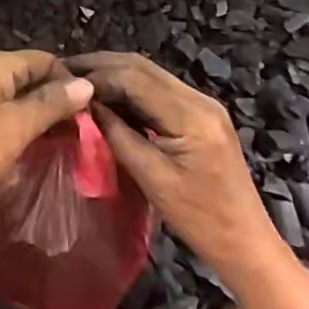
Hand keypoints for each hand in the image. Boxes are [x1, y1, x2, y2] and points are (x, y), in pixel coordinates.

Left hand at [0, 50, 93, 224]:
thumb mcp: (15, 126)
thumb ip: (50, 103)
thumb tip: (86, 83)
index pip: (44, 59)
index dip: (70, 80)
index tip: (97, 110)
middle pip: (32, 77)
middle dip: (59, 99)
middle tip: (90, 130)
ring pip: (20, 98)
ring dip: (44, 116)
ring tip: (75, 141)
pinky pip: (6, 115)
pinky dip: (26, 127)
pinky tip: (45, 146)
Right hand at [67, 52, 284, 275]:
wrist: (246, 243)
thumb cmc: (198, 217)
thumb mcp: (150, 177)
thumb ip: (115, 133)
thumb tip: (82, 103)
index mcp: (190, 115)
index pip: (131, 77)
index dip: (94, 76)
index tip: (61, 82)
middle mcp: (199, 99)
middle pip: (140, 66)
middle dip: (99, 65)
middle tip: (61, 71)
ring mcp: (202, 104)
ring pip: (147, 72)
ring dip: (111, 73)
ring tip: (77, 81)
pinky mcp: (200, 113)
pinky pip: (156, 87)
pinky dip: (127, 86)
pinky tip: (106, 96)